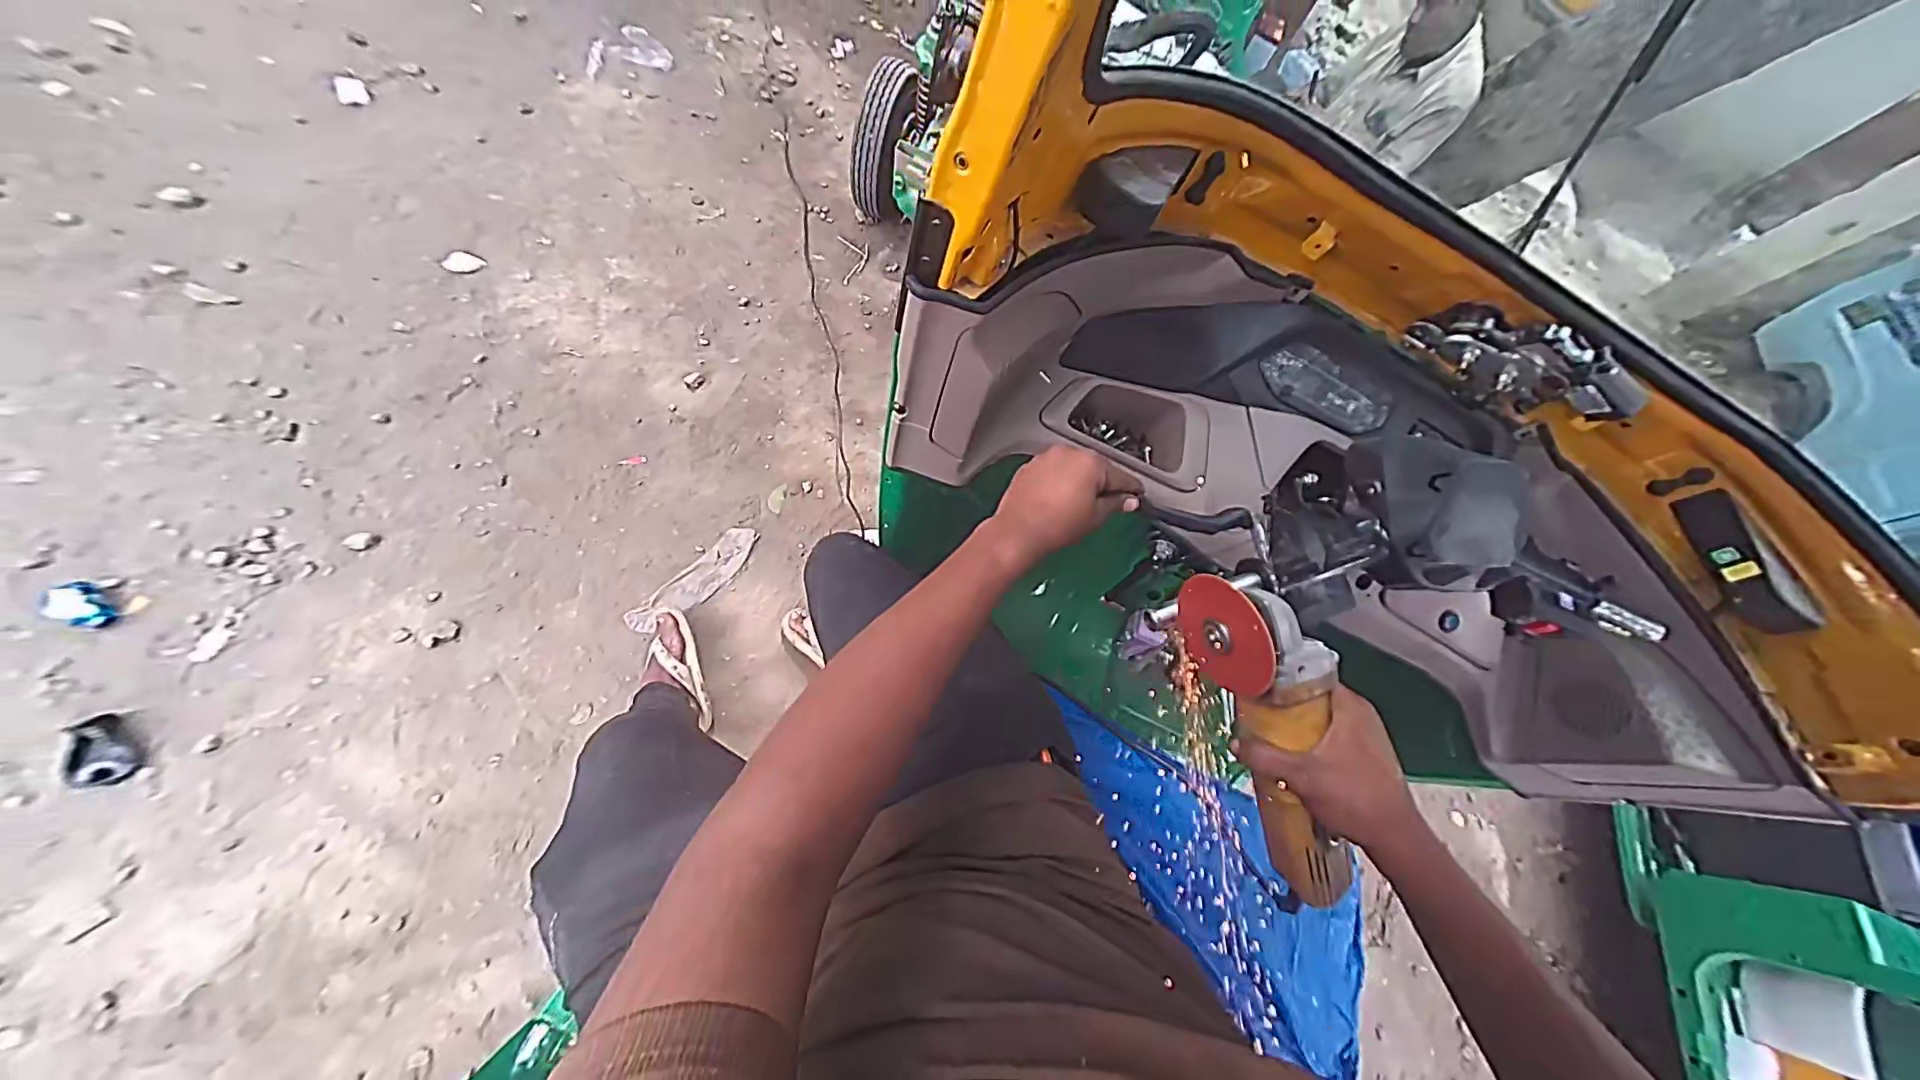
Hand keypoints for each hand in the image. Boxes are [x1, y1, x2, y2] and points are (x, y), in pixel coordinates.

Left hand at [987, 446, 1142, 566]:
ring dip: (1078, 481)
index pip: (1121, 475)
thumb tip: (1126, 501)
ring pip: (1072, 467)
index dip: (1131, 488)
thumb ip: (1115, 504)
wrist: (1017, 532)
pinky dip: (1058, 482)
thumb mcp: (1095, 518)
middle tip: (1104, 505)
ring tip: (1076, 507)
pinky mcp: (1030, 467)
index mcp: (1091, 462)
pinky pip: (1052, 472)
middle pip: (1095, 467)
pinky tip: (1056, 502)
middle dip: (1101, 484)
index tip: (1135, 495)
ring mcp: (1047, 458)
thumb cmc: (1055, 526)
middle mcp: (1068, 453)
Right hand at [1232, 684, 1423, 854]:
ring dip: (1299, 728)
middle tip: (1261, 716)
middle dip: (1286, 707)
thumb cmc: (1353, 797)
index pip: (1311, 676)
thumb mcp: (1299, 774)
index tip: (1261, 689)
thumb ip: (1264, 757)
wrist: (1393, 837)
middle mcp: (1363, 714)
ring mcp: (1368, 735)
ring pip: (1323, 720)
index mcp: (1351, 706)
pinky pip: (1332, 737)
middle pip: (1314, 699)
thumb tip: (1236, 744)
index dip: (1283, 681)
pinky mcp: (1368, 755)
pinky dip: (1313, 743)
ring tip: (1273, 738)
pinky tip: (1297, 759)